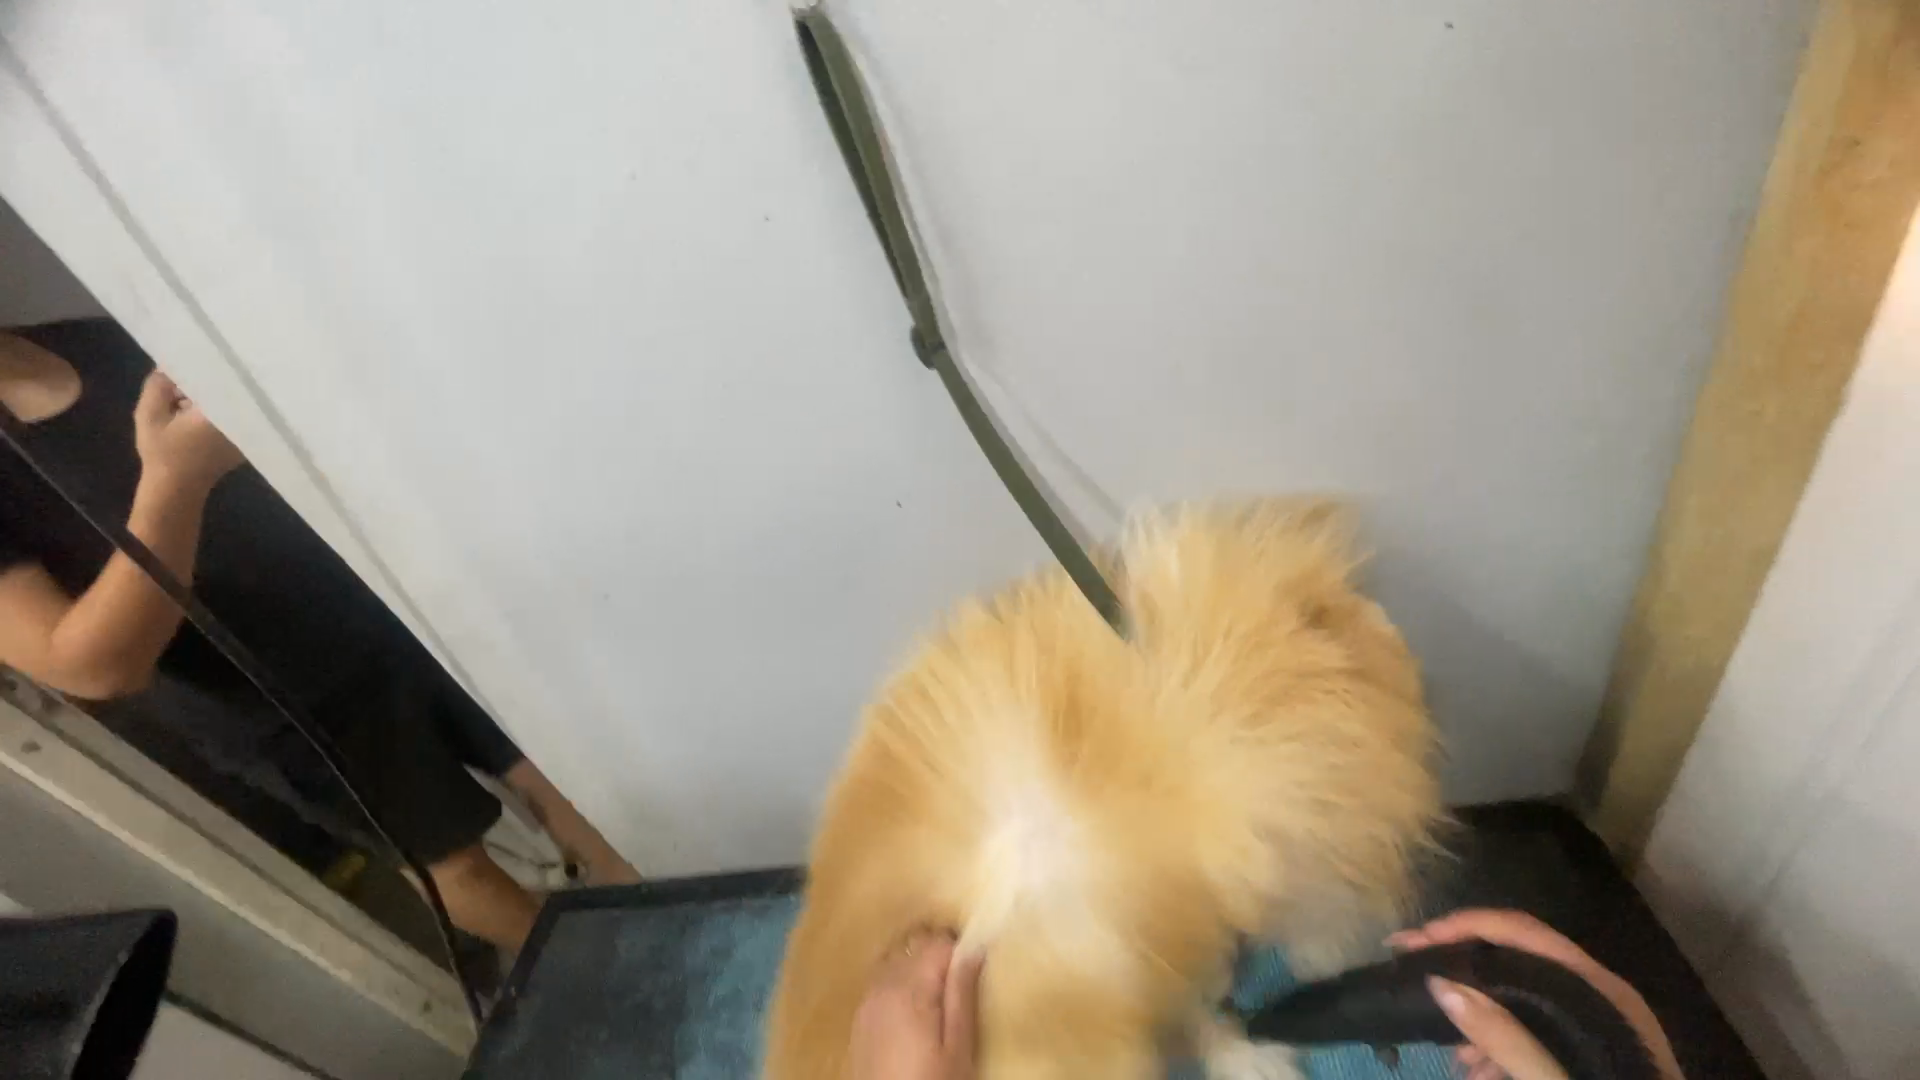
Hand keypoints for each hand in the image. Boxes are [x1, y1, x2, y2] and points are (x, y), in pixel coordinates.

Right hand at [133, 373, 243, 490]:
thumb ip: (158, 387)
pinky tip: (198, 411)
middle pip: (232, 391)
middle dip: (209, 383)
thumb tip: (169, 366)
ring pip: (235, 402)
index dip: (208, 369)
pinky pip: (238, 415)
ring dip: (213, 397)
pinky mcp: (249, 438)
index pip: (224, 381)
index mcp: (222, 412)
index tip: (193, 361)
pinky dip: (221, 410)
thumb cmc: (163, 451)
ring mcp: (250, 430)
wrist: (179, 484)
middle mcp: (244, 420)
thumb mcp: (150, 415)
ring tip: (186, 398)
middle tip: (184, 381)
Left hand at [849, 929, 984, 1079]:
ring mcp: (866, 1001)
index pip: (938, 942)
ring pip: (896, 959)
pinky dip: (899, 982)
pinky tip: (912, 1010)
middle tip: (961, 984)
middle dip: (939, 955)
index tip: (976, 969)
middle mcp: (882, 984)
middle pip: (914, 945)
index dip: (960, 950)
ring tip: (938, 997)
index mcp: (909, 987)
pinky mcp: (859, 1019)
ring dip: (918, 966)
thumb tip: (974, 949)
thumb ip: (962, 995)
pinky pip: (881, 980)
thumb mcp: (958, 1049)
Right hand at [1388, 910, 1683, 1079]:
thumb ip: (1502, 1039)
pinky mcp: (1590, 1049)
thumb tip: (1437, 982)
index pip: (1518, 929)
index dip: (1461, 926)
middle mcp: (1600, 994)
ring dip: (1476, 1012)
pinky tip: (1477, 1070)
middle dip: (1459, 967)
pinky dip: (1499, 1040)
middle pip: (1513, 955)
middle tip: (1411, 973)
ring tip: (1450, 1051)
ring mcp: (1598, 1022)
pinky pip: (1532, 1025)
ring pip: (1519, 992)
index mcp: (1599, 990)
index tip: (1413, 942)